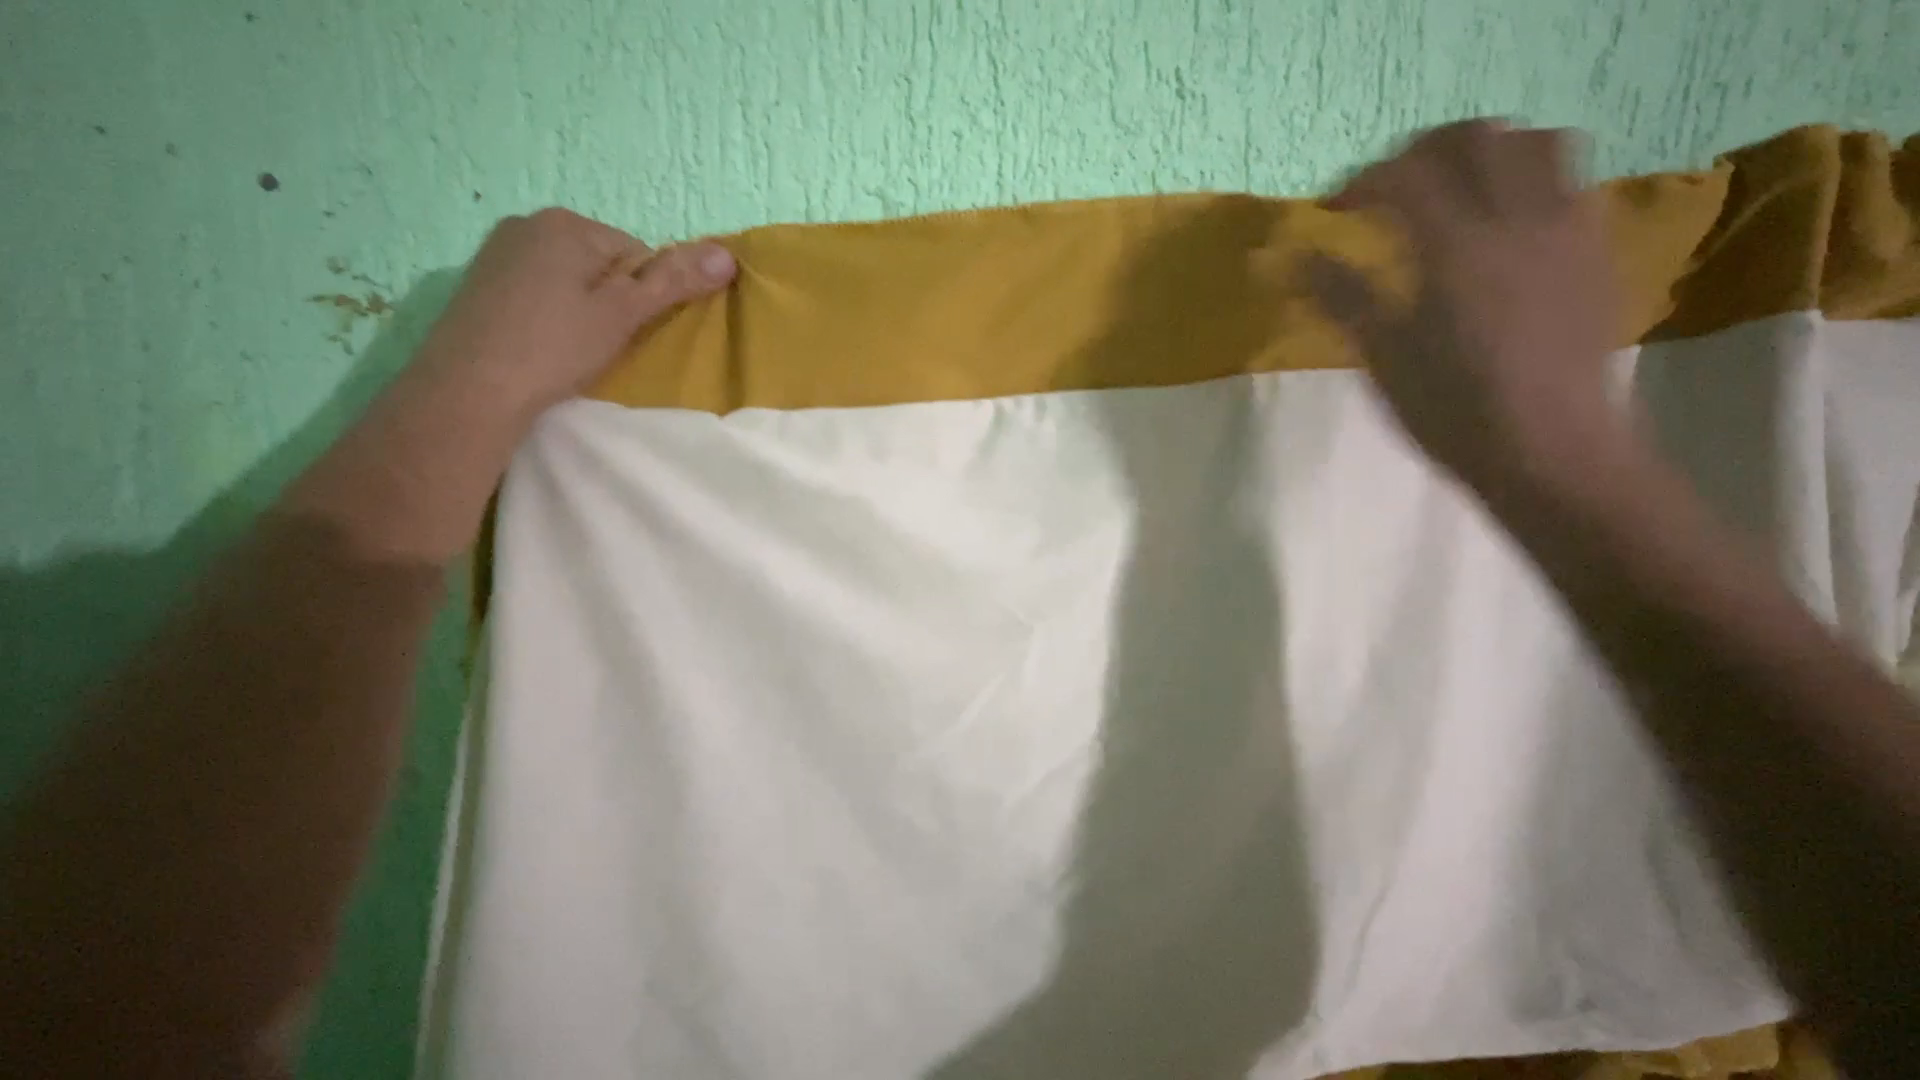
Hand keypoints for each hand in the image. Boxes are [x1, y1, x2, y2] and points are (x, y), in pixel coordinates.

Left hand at [409, 207, 736, 421]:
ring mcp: (497, 252)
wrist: (469, 390)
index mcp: (567, 223)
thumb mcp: (623, 314)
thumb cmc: (555, 347)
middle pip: (600, 262)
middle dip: (610, 299)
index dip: (644, 295)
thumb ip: (674, 282)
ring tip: (572, 350)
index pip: (636, 253)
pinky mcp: (478, 284)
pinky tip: (543, 347)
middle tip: (602, 344)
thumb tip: (729, 256)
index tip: (630, 331)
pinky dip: (549, 316)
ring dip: (580, 309)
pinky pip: (536, 292)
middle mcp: (528, 223)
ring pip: (567, 278)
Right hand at [1304, 120, 1627, 495]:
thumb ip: (1340, 297)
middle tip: (1391, 190)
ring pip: (1534, 144)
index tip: (1337, 210)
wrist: (1551, 451)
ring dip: (1486, 154)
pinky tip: (1506, 224)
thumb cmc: (1454, 413)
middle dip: (1422, 152)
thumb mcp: (1383, 359)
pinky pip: (1570, 182)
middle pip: (1473, 137)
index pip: (1403, 175)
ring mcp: (1565, 230)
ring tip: (1454, 191)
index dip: (1361, 183)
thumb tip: (1292, 257)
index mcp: (1455, 248)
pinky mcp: (1595, 250)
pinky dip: (1530, 181)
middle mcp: (1516, 220)